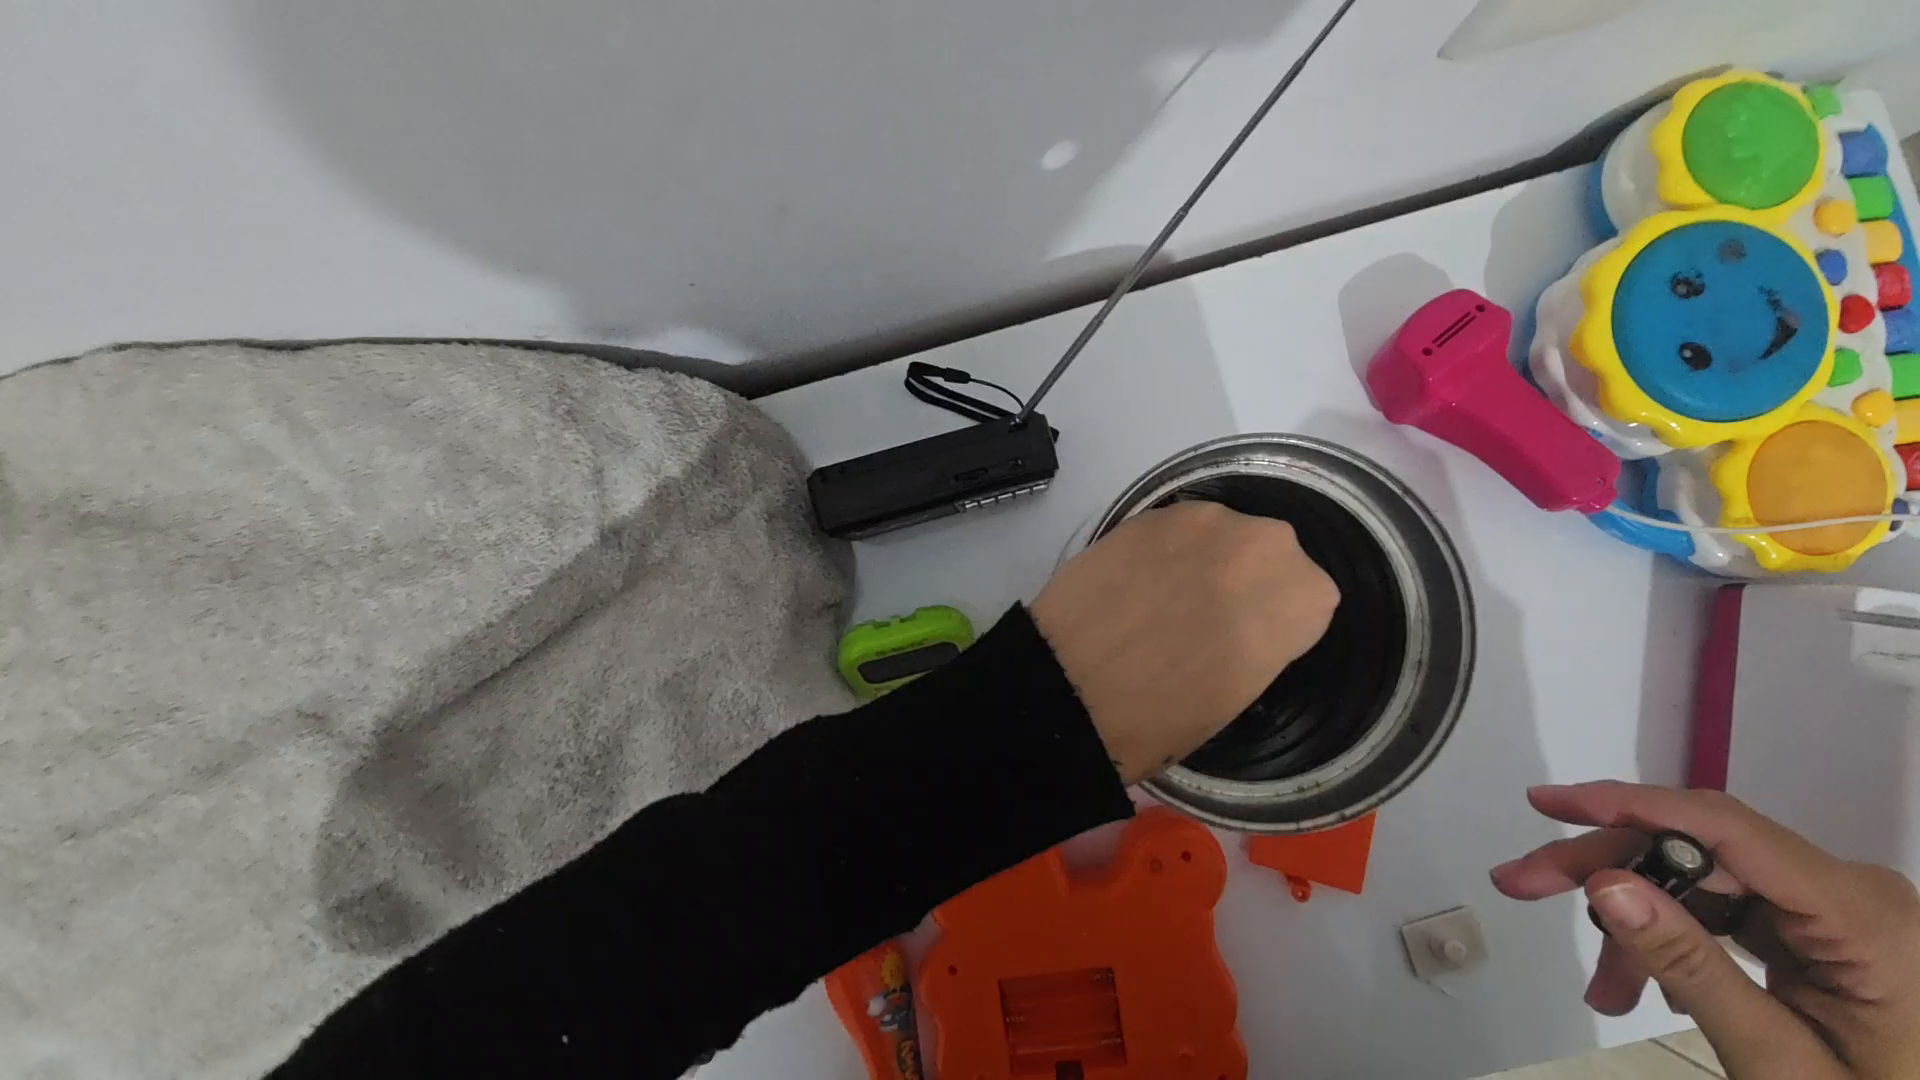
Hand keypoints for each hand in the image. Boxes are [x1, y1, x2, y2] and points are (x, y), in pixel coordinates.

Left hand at [1030, 501, 1339, 784]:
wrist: (1071, 686)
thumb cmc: (1165, 714)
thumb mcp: (1239, 691)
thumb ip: (1259, 639)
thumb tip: (1238, 623)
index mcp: (1303, 596)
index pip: (1306, 599)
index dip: (1273, 623)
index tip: (1244, 643)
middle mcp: (1264, 542)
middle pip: (1266, 556)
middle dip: (1242, 581)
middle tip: (1201, 620)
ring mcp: (1202, 519)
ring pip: (1218, 536)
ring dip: (1201, 560)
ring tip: (1160, 601)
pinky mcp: (1146, 512)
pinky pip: (1171, 531)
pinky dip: (1159, 553)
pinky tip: (1131, 584)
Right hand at [1491, 782, 1919, 1078]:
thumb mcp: (1782, 1063)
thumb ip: (1692, 968)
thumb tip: (1604, 884)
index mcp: (1862, 915)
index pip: (1721, 827)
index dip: (1626, 804)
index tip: (1544, 803)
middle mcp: (1848, 890)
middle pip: (1692, 850)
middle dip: (1603, 870)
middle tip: (1520, 885)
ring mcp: (1832, 907)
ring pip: (1693, 879)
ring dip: (1632, 919)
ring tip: (1602, 987)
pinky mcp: (1815, 927)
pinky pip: (1716, 908)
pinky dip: (1668, 938)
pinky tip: (1645, 983)